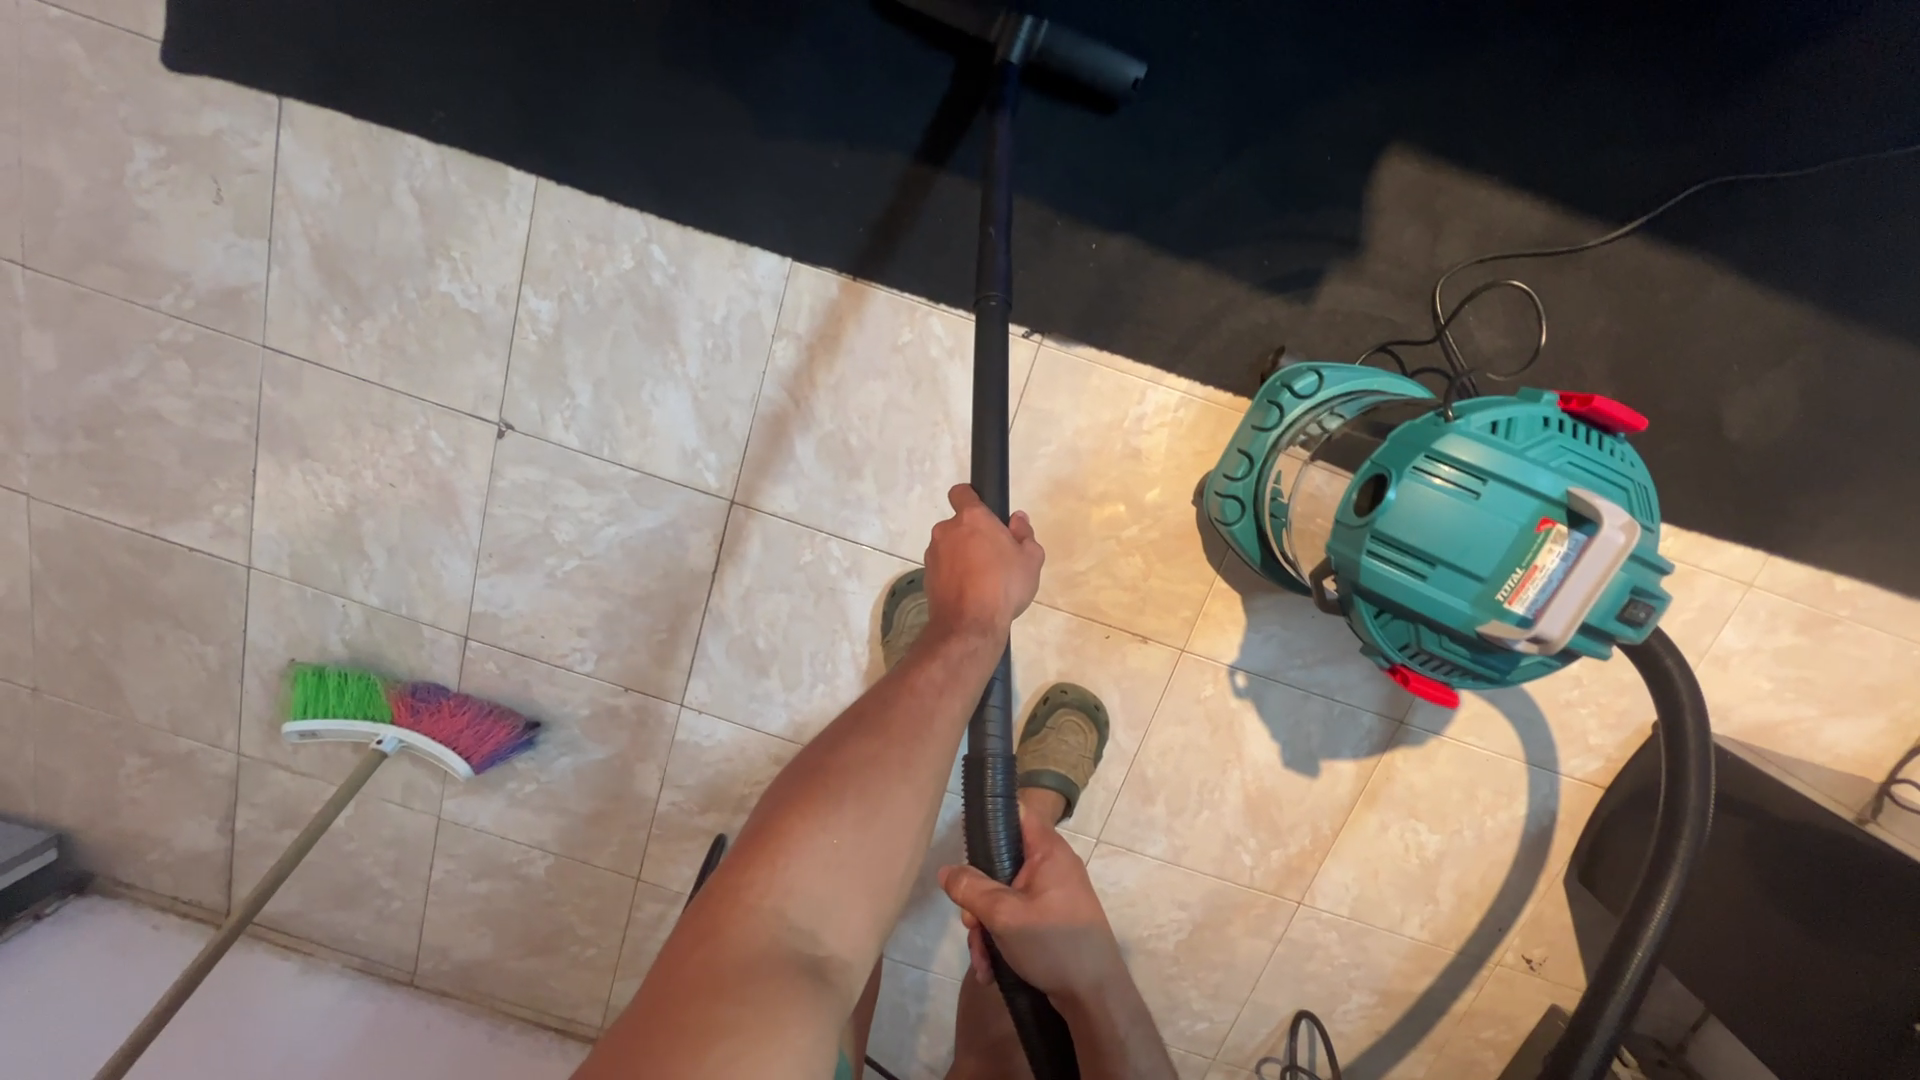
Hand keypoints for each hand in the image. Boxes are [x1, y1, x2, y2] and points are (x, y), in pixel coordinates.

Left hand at [923, 485, 1044, 640]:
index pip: (961, 492)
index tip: (984, 514)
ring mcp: (933, 554)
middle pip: (958, 524)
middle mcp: (946, 530)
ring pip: (950, 547)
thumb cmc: (1004, 585)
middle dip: (972, 535)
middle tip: (994, 556)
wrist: (970, 624)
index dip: (971, 498)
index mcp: (971, 518)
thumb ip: (1024, 534)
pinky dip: (954, 574)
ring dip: (962, 556)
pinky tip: (970, 592)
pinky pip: (943, 567)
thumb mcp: (1030, 559)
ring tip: (983, 579)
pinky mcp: (927, 576)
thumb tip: (1017, 520)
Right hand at [937, 806, 1122, 998]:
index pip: (1017, 814)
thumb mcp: (1003, 914)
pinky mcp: (1051, 922)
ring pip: (1004, 898)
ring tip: (982, 960)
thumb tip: (946, 870)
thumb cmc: (1053, 944)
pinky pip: (1016, 919)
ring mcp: (1053, 896)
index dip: (990, 820)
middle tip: (972, 924)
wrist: (1095, 997)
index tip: (966, 844)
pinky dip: (1001, 940)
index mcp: (1048, 851)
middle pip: (1000, 864)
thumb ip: (970, 888)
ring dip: (986, 928)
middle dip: (979, 899)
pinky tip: (990, 969)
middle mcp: (1052, 867)